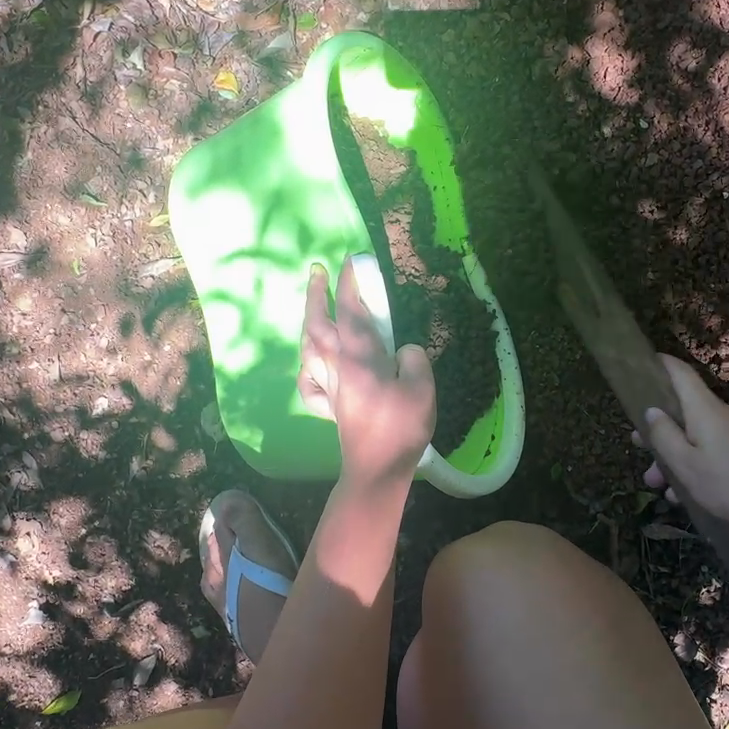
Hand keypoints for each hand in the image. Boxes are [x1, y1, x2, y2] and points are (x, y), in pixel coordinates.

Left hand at [299, 257, 435, 486]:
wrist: (376, 469)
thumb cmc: (400, 426)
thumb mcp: (422, 387)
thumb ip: (414, 360)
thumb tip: (404, 350)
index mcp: (358, 355)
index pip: (351, 308)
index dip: (351, 281)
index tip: (351, 259)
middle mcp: (336, 365)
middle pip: (318, 322)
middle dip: (316, 294)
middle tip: (317, 272)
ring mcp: (328, 386)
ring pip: (308, 347)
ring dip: (308, 322)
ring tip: (313, 310)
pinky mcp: (327, 406)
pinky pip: (308, 382)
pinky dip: (306, 367)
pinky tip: (311, 365)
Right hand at [635, 355, 728, 538]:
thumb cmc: (728, 484)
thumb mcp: (686, 464)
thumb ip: (664, 435)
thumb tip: (652, 410)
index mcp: (705, 409)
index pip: (681, 373)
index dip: (660, 364)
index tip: (640, 365)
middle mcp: (722, 414)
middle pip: (684, 410)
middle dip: (658, 428)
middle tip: (637, 445)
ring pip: (696, 437)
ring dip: (674, 456)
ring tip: (658, 486)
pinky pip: (712, 451)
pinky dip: (695, 466)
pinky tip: (683, 495)